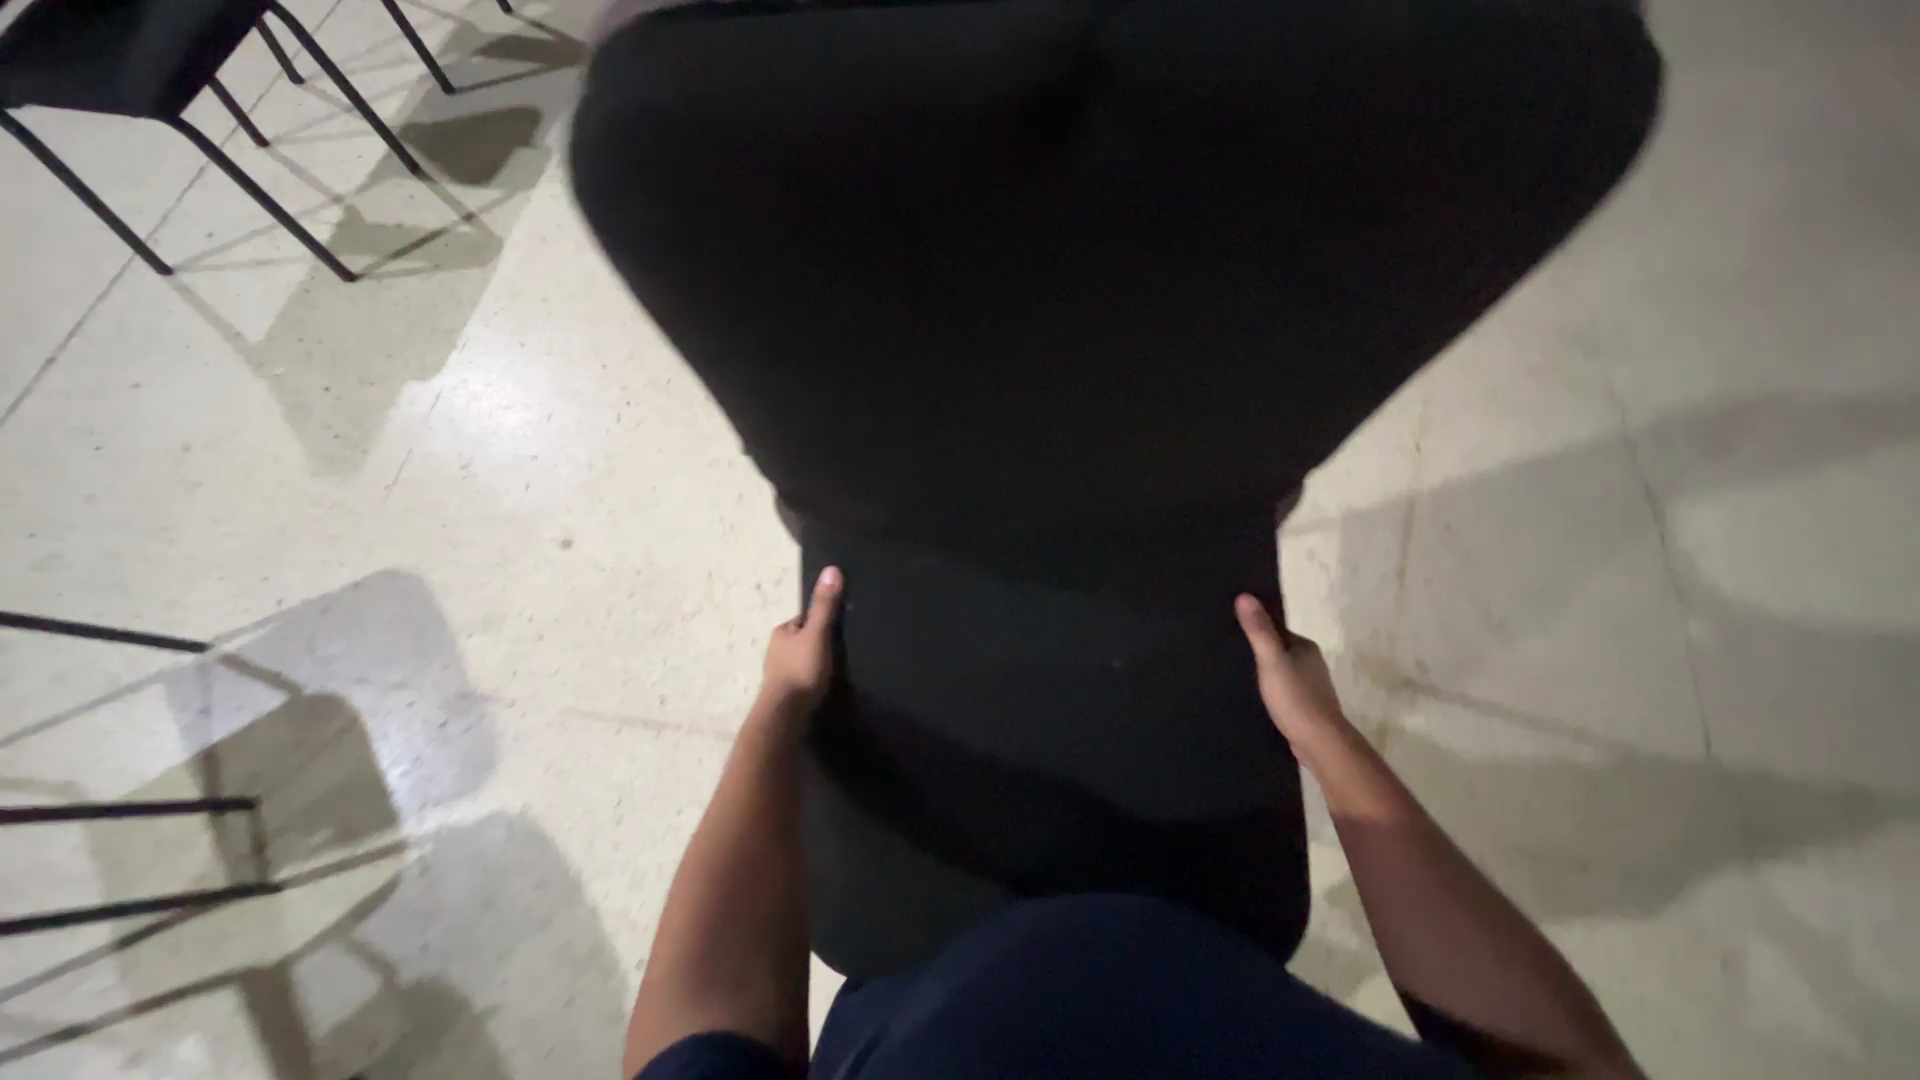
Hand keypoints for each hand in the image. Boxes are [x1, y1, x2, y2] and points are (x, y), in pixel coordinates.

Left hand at [759, 567, 843, 713]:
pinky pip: (803, 679)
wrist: (785, 714)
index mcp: (781, 632)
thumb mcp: (817, 634)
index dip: (822, 620)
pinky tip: (824, 686)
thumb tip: (832, 569)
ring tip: (837, 669)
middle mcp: (775, 650)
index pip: (805, 618)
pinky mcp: (784, 693)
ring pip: (802, 660)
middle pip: (803, 639)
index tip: (841, 626)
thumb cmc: (801, 670)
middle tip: (843, 650)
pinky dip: (813, 680)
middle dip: (819, 643)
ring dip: (816, 663)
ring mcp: (777, 673)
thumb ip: (825, 606)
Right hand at [1234, 594, 1345, 743]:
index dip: (1254, 628)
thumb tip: (1245, 596)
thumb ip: (1259, 631)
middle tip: (1226, 652)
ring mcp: (1309, 684)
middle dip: (1257, 649)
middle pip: (1277, 648)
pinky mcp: (1305, 704)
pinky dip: (1269, 688)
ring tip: (1235, 673)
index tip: (1229, 630)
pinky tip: (1254, 694)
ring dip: (1263, 671)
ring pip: (1280, 670)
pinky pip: (1282, 688)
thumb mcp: (1271, 661)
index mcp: (1305, 646)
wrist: (1319, 742)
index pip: (1275, 629)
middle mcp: (1310, 661)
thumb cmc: (1296, 698)